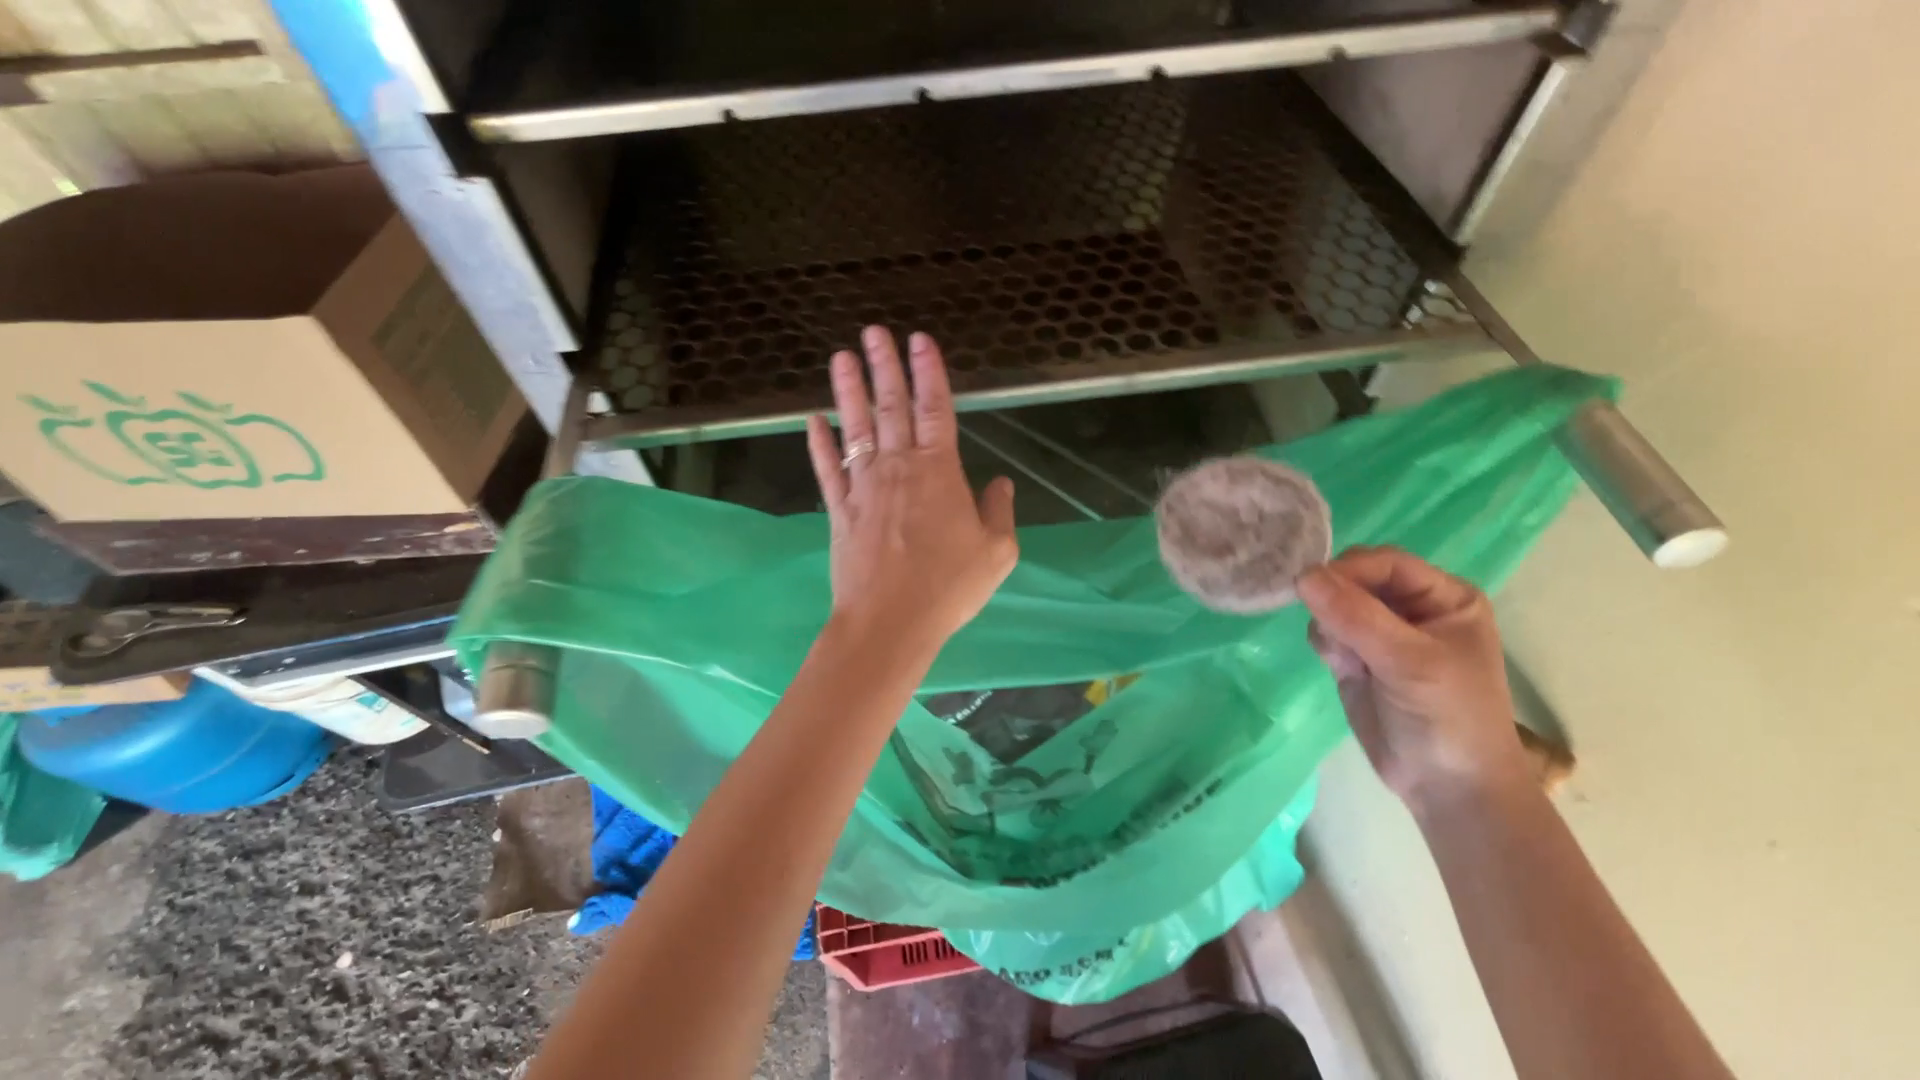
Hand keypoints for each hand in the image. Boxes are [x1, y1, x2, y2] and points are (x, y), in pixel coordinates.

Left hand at [805, 327, 1017, 648]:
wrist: (889, 622)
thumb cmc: (948, 587)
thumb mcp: (996, 552)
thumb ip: (999, 512)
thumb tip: (1000, 483)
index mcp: (939, 471)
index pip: (935, 409)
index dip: (929, 372)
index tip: (919, 341)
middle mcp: (898, 468)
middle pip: (891, 407)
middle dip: (884, 366)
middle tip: (873, 332)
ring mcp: (863, 488)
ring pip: (855, 429)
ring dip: (849, 391)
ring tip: (842, 357)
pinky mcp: (840, 511)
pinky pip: (827, 469)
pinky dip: (820, 444)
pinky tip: (813, 420)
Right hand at [1297, 547, 1531, 807]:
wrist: (1448, 789)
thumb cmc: (1448, 718)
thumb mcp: (1409, 662)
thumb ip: (1356, 616)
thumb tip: (1303, 576)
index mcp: (1445, 598)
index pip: (1386, 563)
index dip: (1349, 570)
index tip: (1312, 587)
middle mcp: (1413, 609)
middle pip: (1356, 579)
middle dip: (1335, 599)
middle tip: (1329, 629)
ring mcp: (1383, 636)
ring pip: (1335, 605)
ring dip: (1329, 625)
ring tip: (1344, 658)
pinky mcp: (1358, 661)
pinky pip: (1328, 633)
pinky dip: (1326, 644)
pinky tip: (1340, 667)